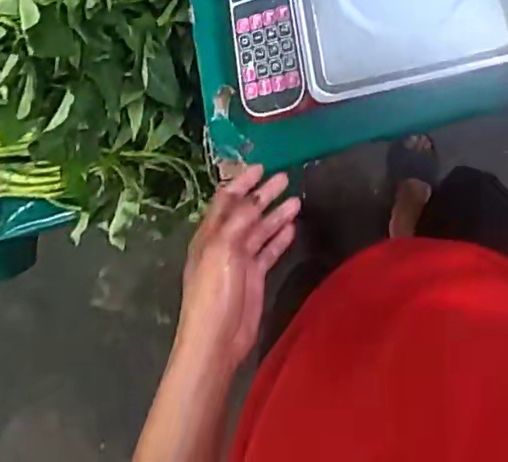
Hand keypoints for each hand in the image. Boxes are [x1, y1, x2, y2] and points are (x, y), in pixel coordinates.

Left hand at [174, 164, 299, 377]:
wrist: (217, 340)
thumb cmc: (213, 291)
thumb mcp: (222, 249)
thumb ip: (239, 221)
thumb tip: (255, 198)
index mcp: (210, 233)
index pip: (226, 199)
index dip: (242, 182)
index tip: (261, 167)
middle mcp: (225, 241)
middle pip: (247, 211)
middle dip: (264, 194)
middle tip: (284, 178)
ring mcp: (240, 259)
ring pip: (261, 229)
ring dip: (276, 214)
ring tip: (297, 200)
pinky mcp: (254, 276)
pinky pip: (268, 250)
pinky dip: (279, 238)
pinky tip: (292, 227)